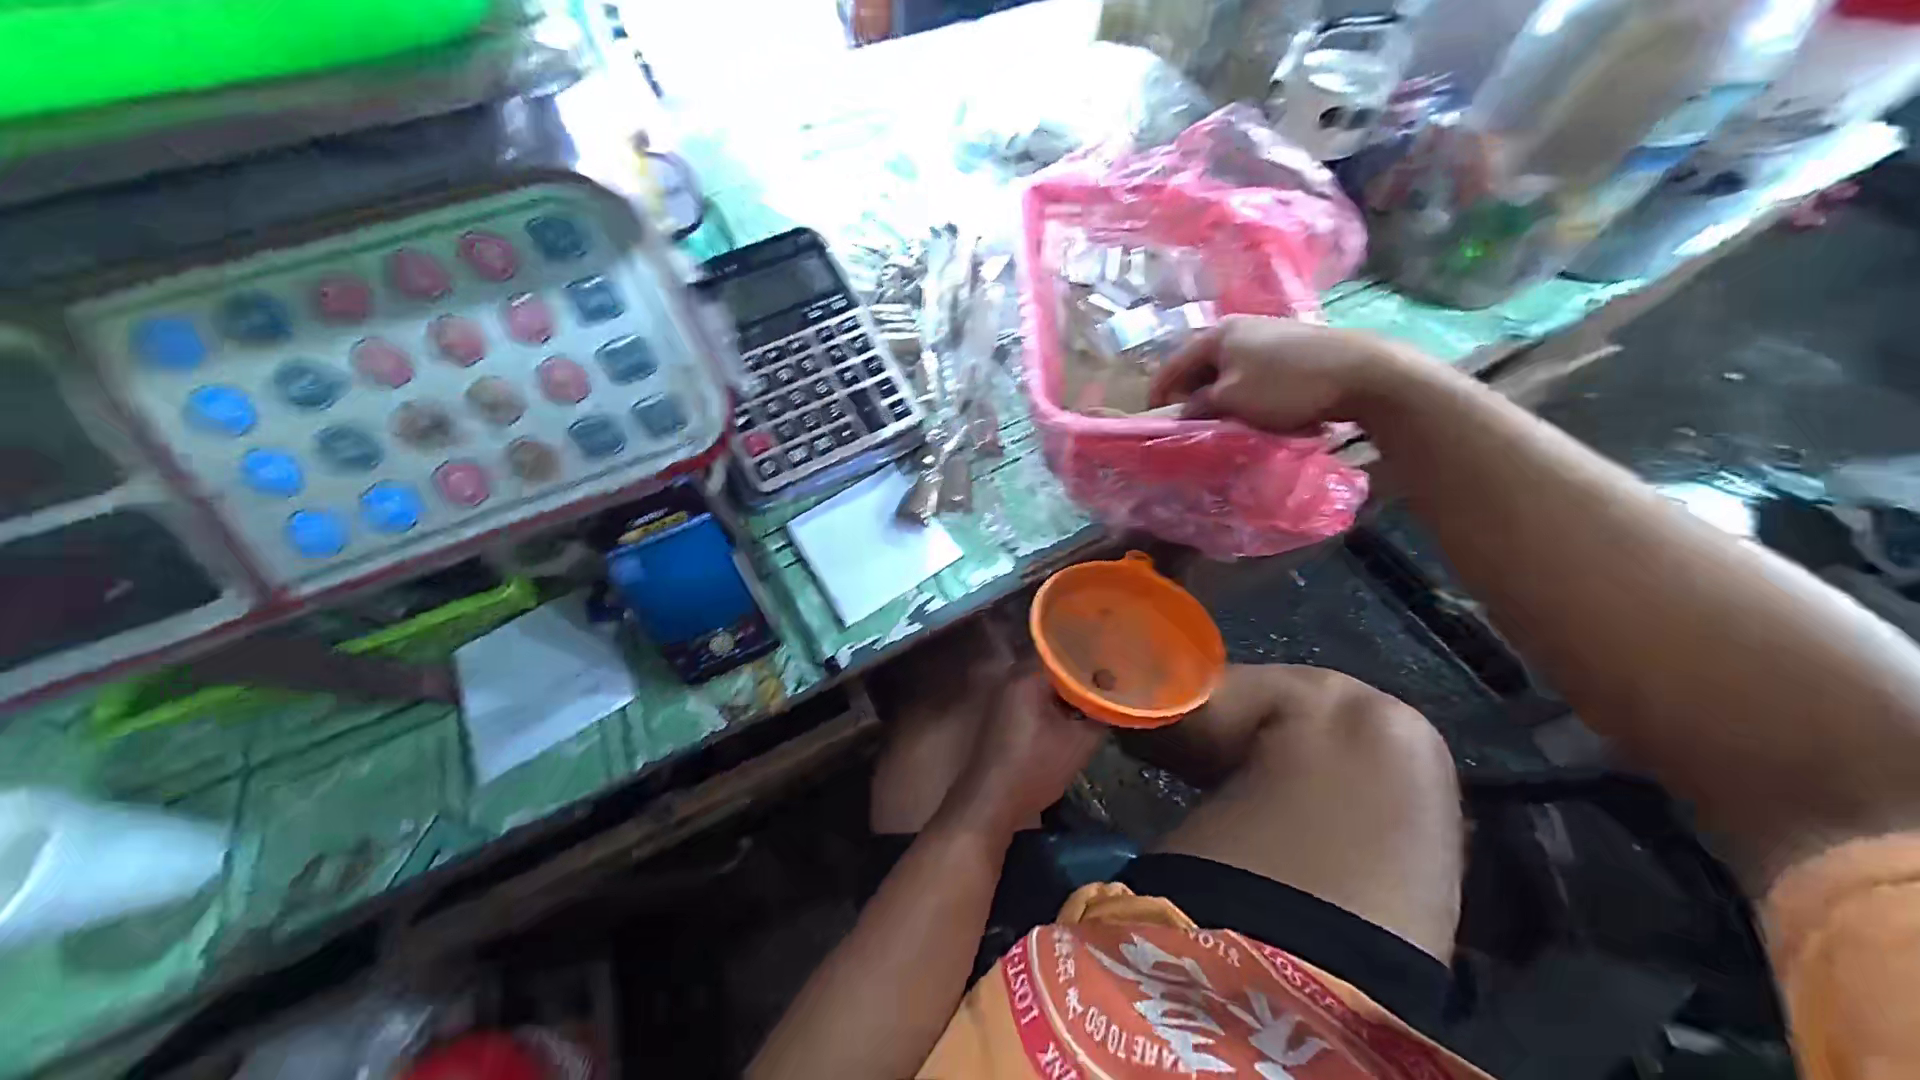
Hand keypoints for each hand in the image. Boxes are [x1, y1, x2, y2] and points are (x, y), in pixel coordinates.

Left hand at [944, 672, 1106, 834]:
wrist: (991, 801)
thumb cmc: (1035, 768)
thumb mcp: (1080, 743)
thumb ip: (1101, 714)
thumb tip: (1114, 697)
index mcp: (1026, 675)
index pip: (1065, 652)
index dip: (1093, 660)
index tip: (1116, 670)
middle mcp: (1011, 678)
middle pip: (1054, 667)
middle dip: (1082, 676)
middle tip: (1111, 683)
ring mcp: (1003, 695)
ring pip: (1044, 683)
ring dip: (1067, 692)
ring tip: (1097, 699)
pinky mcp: (1002, 713)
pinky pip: (1034, 697)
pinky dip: (1053, 703)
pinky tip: (1073, 716)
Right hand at [1149, 315, 1423, 432]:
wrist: (1361, 372)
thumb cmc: (1285, 385)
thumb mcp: (1232, 400)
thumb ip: (1198, 406)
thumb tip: (1181, 414)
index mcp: (1218, 334)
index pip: (1173, 365)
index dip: (1158, 394)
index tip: (1152, 421)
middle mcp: (1239, 328)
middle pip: (1200, 367)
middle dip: (1189, 396)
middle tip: (1187, 425)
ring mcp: (1267, 336)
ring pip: (1227, 371)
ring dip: (1218, 397)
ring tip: (1219, 422)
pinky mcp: (1291, 349)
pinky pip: (1252, 374)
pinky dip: (1243, 393)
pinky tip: (1251, 411)